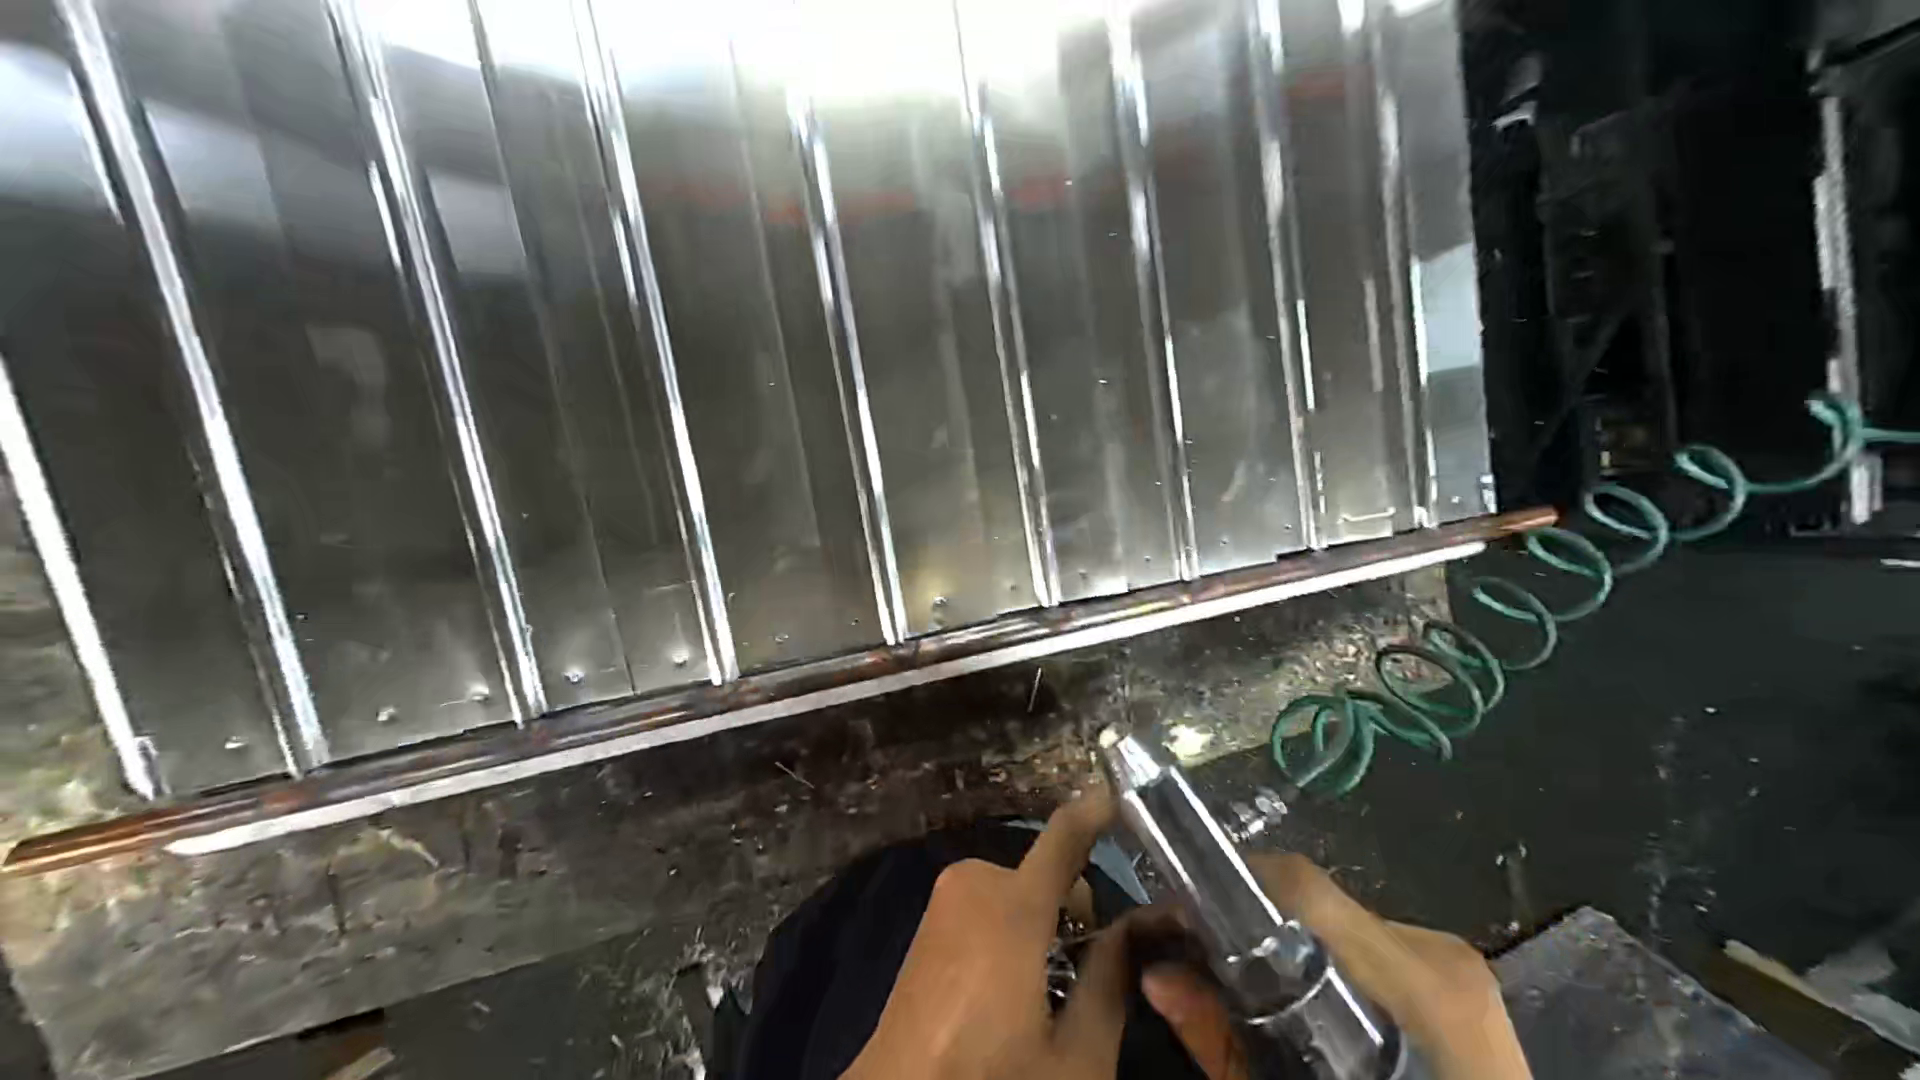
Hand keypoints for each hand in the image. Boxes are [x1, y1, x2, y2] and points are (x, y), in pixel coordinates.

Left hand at [840, 790, 1153, 1079]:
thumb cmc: (991, 1079)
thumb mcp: (1074, 1056)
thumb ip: (1110, 981)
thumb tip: (1139, 926)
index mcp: (1013, 906)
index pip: (1064, 835)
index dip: (1098, 810)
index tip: (1127, 793)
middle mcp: (976, 881)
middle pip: (1050, 876)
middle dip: (1075, 915)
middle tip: (1080, 980)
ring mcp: (947, 895)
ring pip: (1022, 889)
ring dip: (1043, 924)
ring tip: (1039, 993)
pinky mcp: (931, 914)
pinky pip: (991, 900)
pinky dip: (1013, 926)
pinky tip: (1005, 985)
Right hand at [1140, 853, 1532, 1079]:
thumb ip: (1224, 1041)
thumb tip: (1155, 975)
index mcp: (1414, 987)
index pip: (1302, 888)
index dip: (1231, 883)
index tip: (1183, 908)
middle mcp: (1437, 955)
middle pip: (1315, 901)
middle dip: (1250, 915)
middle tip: (1200, 945)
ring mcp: (1457, 965)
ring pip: (1338, 920)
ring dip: (1287, 937)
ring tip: (1250, 977)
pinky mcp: (1463, 980)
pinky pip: (1370, 945)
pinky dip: (1326, 958)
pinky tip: (1310, 1000)